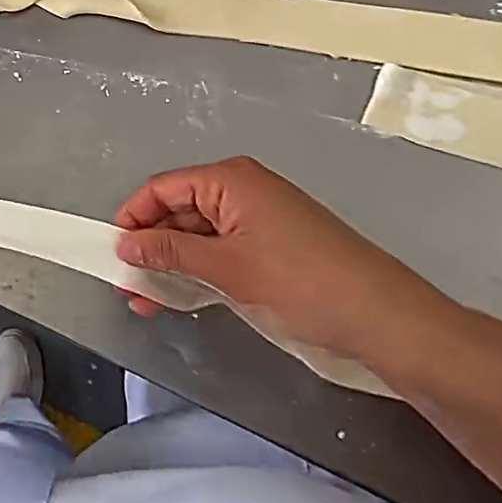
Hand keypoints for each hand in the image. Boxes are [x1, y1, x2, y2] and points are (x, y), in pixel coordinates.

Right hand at [114, 157, 458, 361]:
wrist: (387, 323)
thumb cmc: (302, 283)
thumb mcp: (225, 267)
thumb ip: (168, 252)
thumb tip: (125, 244)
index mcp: (230, 180)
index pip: (163, 188)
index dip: (134, 217)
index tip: (114, 251)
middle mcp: (241, 191)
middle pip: (178, 211)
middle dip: (151, 247)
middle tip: (129, 284)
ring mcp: (258, 220)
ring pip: (198, 236)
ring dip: (172, 265)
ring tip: (149, 301)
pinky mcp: (272, 248)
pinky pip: (221, 252)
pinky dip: (199, 273)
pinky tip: (183, 298)